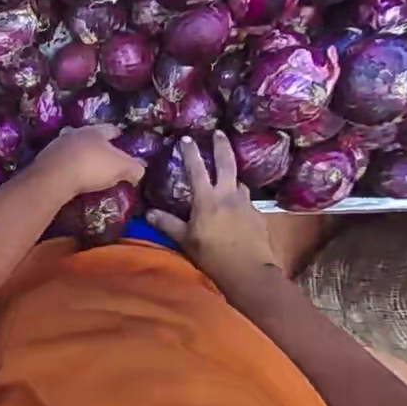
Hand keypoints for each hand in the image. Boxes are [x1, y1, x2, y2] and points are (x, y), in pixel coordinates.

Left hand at [27, 124, 144, 199]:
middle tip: (104, 152)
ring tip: (87, 163)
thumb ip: (134, 167)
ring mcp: (58, 145)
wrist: (54, 176)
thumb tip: (140, 169)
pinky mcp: (46, 159)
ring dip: (80, 153)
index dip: (117, 133)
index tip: (121, 136)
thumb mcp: (121, 168)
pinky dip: (68, 164)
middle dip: (96, 142)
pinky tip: (70, 173)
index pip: (110, 129)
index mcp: (96, 132)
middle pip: (89, 136)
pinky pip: (62, 159)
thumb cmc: (92, 167)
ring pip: (73, 146)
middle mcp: (76, 133)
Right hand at [146, 133, 278, 292]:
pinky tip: (236, 208)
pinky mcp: (258, 214)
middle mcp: (228, 195)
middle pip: (226, 163)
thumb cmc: (213, 256)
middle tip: (219, 133)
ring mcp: (246, 203)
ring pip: (238, 182)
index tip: (187, 138)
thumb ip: (168, 224)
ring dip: (232, 177)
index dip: (191, 152)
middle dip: (221, 146)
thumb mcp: (186, 241)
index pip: (197, 169)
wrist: (249, 272)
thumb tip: (149, 213)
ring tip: (226, 179)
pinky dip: (239, 199)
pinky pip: (246, 200)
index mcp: (207, 200)